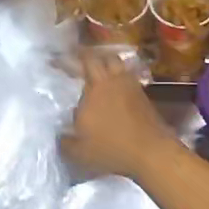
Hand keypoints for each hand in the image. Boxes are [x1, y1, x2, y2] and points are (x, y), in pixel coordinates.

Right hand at [62, 49, 184, 179]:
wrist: (151, 152)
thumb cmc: (112, 149)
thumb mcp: (79, 152)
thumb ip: (65, 141)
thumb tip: (60, 133)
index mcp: (94, 89)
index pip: (82, 63)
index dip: (69, 58)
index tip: (57, 59)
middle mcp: (113, 81)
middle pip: (102, 58)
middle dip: (88, 56)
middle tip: (77, 60)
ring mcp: (131, 86)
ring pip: (117, 64)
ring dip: (106, 62)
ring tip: (96, 70)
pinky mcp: (143, 95)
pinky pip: (128, 77)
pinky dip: (119, 76)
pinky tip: (114, 87)